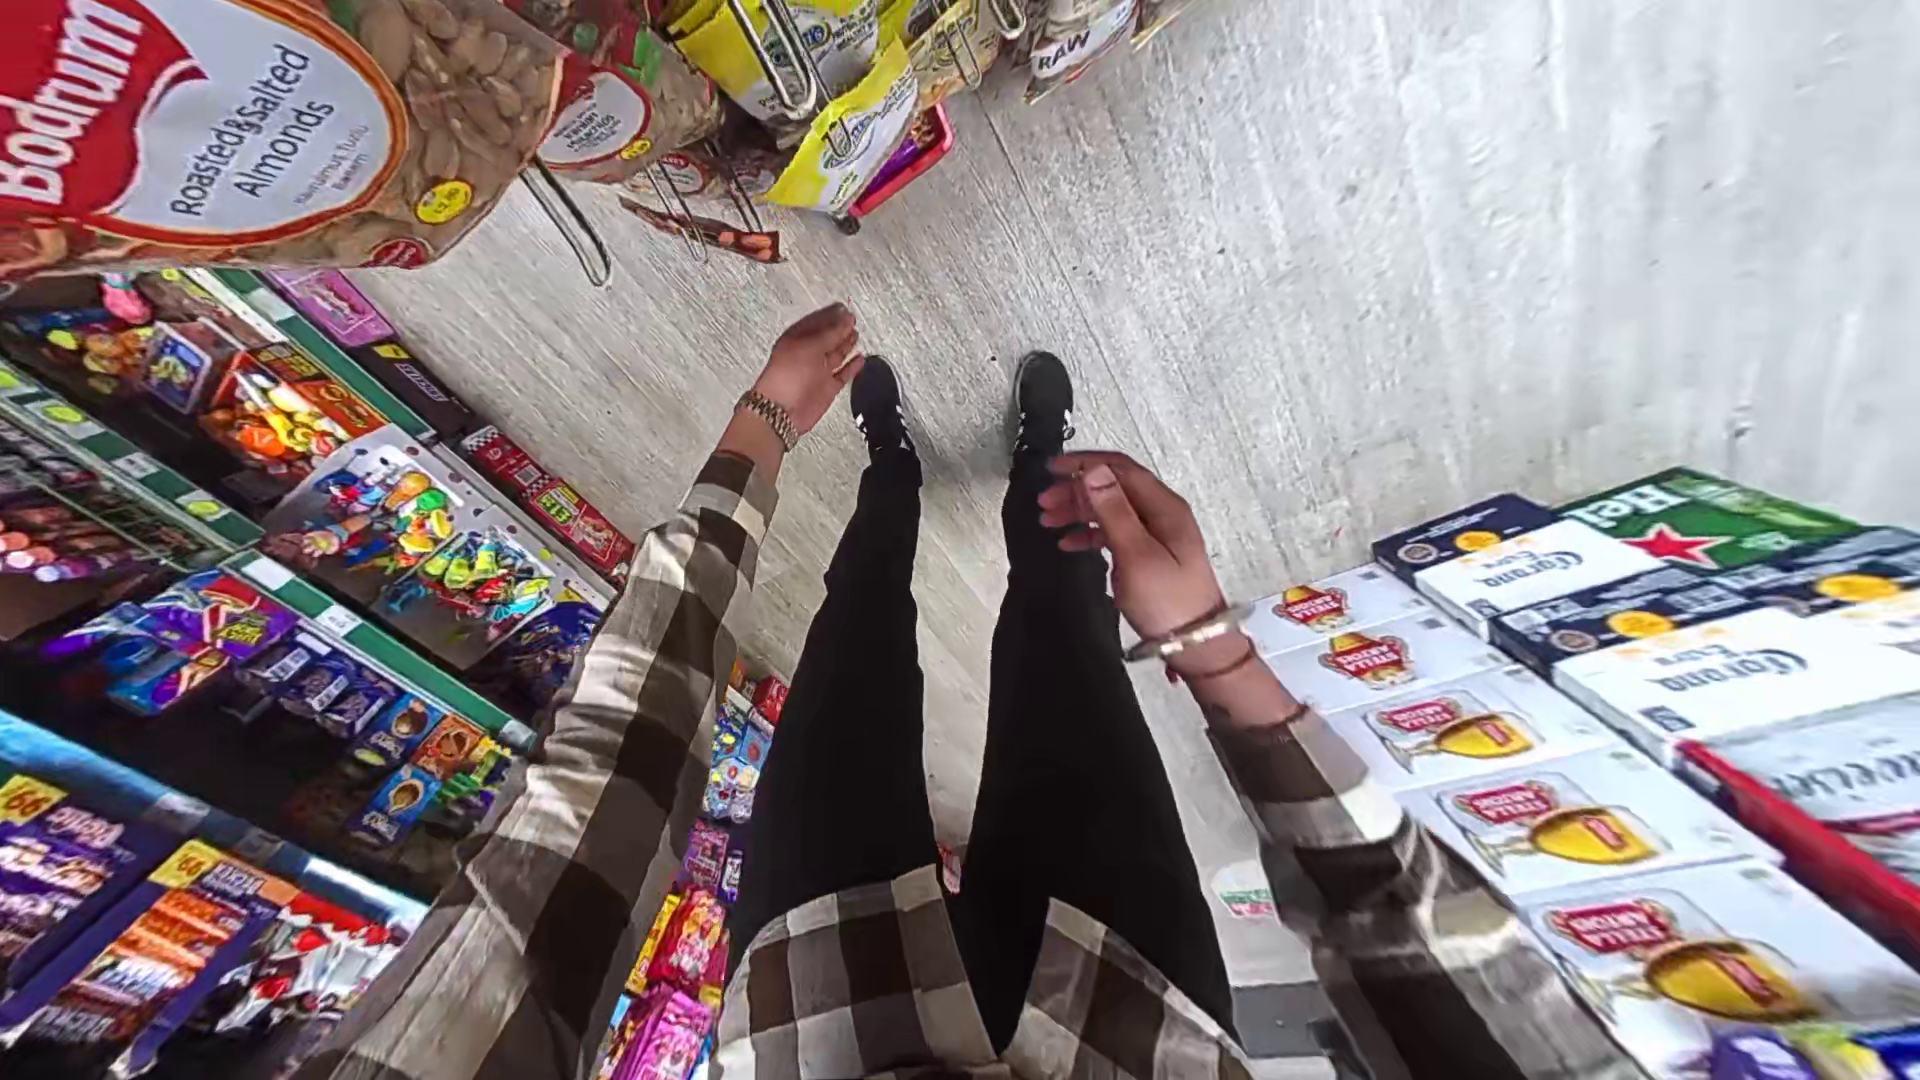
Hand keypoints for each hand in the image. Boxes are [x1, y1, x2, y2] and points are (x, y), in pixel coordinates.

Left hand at [751, 303, 863, 434]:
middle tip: (852, 318)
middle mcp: (808, 354)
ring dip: (847, 343)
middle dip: (840, 327)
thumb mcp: (810, 348)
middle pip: (828, 336)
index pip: (818, 321)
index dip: (832, 314)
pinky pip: (843, 373)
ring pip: (837, 353)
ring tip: (856, 333)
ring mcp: (818, 371)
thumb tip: (846, 320)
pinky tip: (859, 359)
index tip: (845, 308)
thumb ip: (830, 334)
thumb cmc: (786, 379)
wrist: (782, 411)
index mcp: (798, 339)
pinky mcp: (827, 387)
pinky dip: (853, 366)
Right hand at [1039, 452, 1237, 670]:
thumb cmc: (1165, 600)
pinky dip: (1088, 533)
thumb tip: (1093, 471)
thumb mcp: (1137, 554)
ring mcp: (1154, 533)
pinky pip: (1112, 532)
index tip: (1051, 469)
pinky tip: (1068, 543)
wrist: (1194, 644)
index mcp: (1163, 507)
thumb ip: (1114, 511)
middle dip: (1076, 489)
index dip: (1085, 464)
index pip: (1121, 469)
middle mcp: (1160, 513)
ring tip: (1047, 520)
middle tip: (1043, 502)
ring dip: (1078, 510)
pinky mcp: (1146, 553)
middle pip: (1113, 487)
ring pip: (1109, 509)